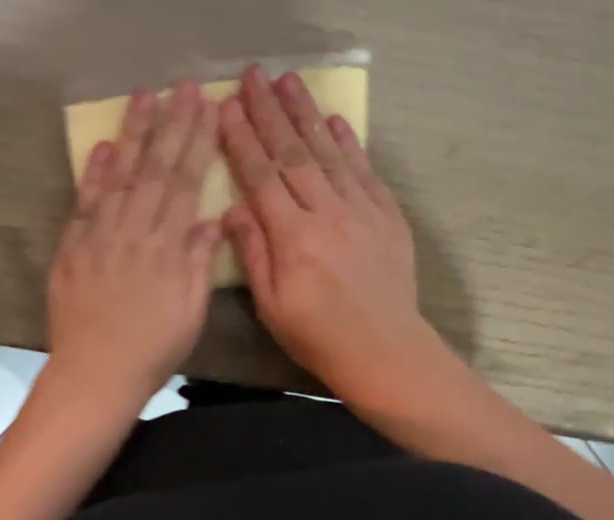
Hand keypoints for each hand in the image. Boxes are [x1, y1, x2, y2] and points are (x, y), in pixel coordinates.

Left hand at [46, 80, 223, 401]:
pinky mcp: (71, 251)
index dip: (197, 143)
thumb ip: (199, 264)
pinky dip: (93, 175)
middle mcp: (133, 233)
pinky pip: (83, 204)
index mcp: (168, 248)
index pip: (185, 183)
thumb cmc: (152, 351)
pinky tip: (102, 149)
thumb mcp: (191, 313)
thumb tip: (209, 221)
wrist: (95, 374)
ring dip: (131, 135)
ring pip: (118, 177)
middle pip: (154, 169)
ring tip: (142, 99)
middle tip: (179, 87)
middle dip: (169, 125)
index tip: (208, 109)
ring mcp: (98, 239)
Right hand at [219, 67, 436, 394]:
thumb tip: (234, 209)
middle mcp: (327, 213)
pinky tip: (332, 120)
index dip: (242, 141)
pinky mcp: (387, 214)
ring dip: (305, 114)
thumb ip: (254, 253)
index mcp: (293, 239)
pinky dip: (347, 142)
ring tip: (287, 82)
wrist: (383, 349)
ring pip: (328, 152)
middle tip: (253, 77)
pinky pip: (364, 169)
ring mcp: (361, 209)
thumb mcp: (271, 305)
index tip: (226, 108)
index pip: (261, 178)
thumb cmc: (317, 336)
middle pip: (293, 153)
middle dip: (269, 113)